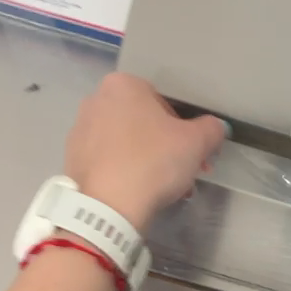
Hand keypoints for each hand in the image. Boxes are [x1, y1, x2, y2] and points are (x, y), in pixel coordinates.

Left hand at [65, 74, 226, 229]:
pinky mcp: (73, 159)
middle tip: (181, 176)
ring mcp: (81, 129)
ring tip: (161, 191)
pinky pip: (108, 162)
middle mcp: (97, 99)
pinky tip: (136, 195)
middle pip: (142, 125)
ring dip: (146, 163)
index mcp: (124, 84)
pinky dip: (124, 174)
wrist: (109, 206)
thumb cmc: (154, 163)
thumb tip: (217, 127)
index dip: (183, 133)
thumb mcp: (196, 144)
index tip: (192, 157)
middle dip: (165, 149)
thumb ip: (212, 130)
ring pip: (125, 144)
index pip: (164, 104)